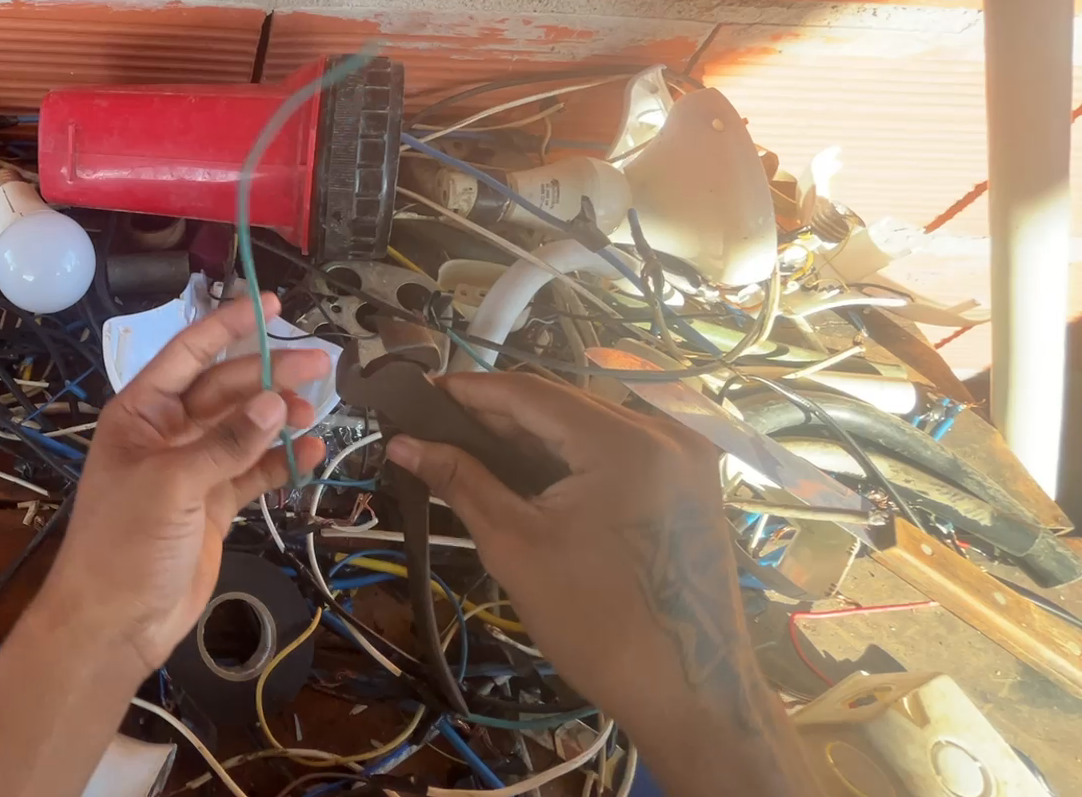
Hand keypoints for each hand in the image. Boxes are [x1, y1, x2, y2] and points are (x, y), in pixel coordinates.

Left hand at [38, 293, 328, 677]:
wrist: (114, 623)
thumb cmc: (123, 542)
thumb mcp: (170, 485)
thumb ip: (225, 443)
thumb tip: (276, 402)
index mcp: (141, 412)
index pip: (189, 355)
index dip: (228, 326)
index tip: (270, 304)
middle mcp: (168, 431)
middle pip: (225, 390)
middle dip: (268, 375)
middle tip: (319, 363)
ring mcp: (194, 467)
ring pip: (243, 429)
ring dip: (279, 418)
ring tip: (318, 411)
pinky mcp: (214, 503)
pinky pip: (253, 472)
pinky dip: (281, 462)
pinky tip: (312, 453)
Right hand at [385, 373, 816, 795]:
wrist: (692, 701)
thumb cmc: (595, 621)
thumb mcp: (512, 543)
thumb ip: (456, 478)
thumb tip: (399, 442)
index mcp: (624, 442)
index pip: (526, 391)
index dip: (464, 389)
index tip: (415, 394)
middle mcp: (661, 434)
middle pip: (554, 403)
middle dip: (490, 413)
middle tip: (431, 428)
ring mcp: (679, 457)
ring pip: (578, 422)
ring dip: (521, 432)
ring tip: (463, 447)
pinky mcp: (683, 482)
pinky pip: (605, 446)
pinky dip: (557, 452)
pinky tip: (517, 468)